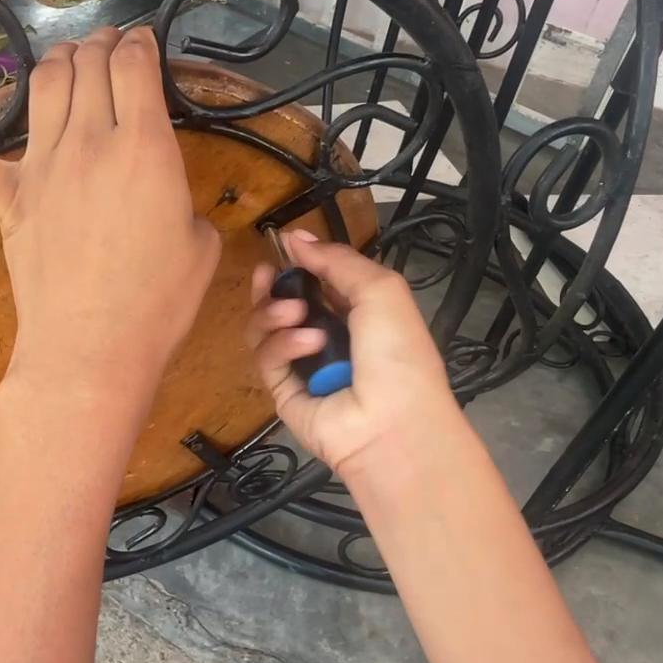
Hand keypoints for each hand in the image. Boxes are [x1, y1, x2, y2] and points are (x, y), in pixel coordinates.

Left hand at [0, 26, 221, 408]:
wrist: (91, 350)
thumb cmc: (156, 305)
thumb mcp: (200, 244)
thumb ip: (182, 197)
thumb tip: (162, 189)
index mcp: (144, 147)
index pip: (135, 63)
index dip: (142, 43)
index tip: (146, 46)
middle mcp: (87, 141)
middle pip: (88, 63)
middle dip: (104, 44)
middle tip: (114, 48)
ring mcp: (40, 168)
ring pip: (41, 84)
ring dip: (58, 60)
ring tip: (70, 60)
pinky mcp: (7, 199)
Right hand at [246, 230, 468, 481]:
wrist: (392, 425)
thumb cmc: (397, 354)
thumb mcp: (380, 291)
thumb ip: (337, 261)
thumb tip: (295, 237)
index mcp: (358, 312)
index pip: (318, 281)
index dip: (300, 263)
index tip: (284, 247)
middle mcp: (328, 336)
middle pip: (282, 302)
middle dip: (273, 286)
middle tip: (268, 276)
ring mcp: (303, 365)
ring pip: (265, 328)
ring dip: (274, 313)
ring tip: (295, 314)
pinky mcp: (283, 390)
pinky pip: (267, 357)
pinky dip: (282, 345)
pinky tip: (307, 345)